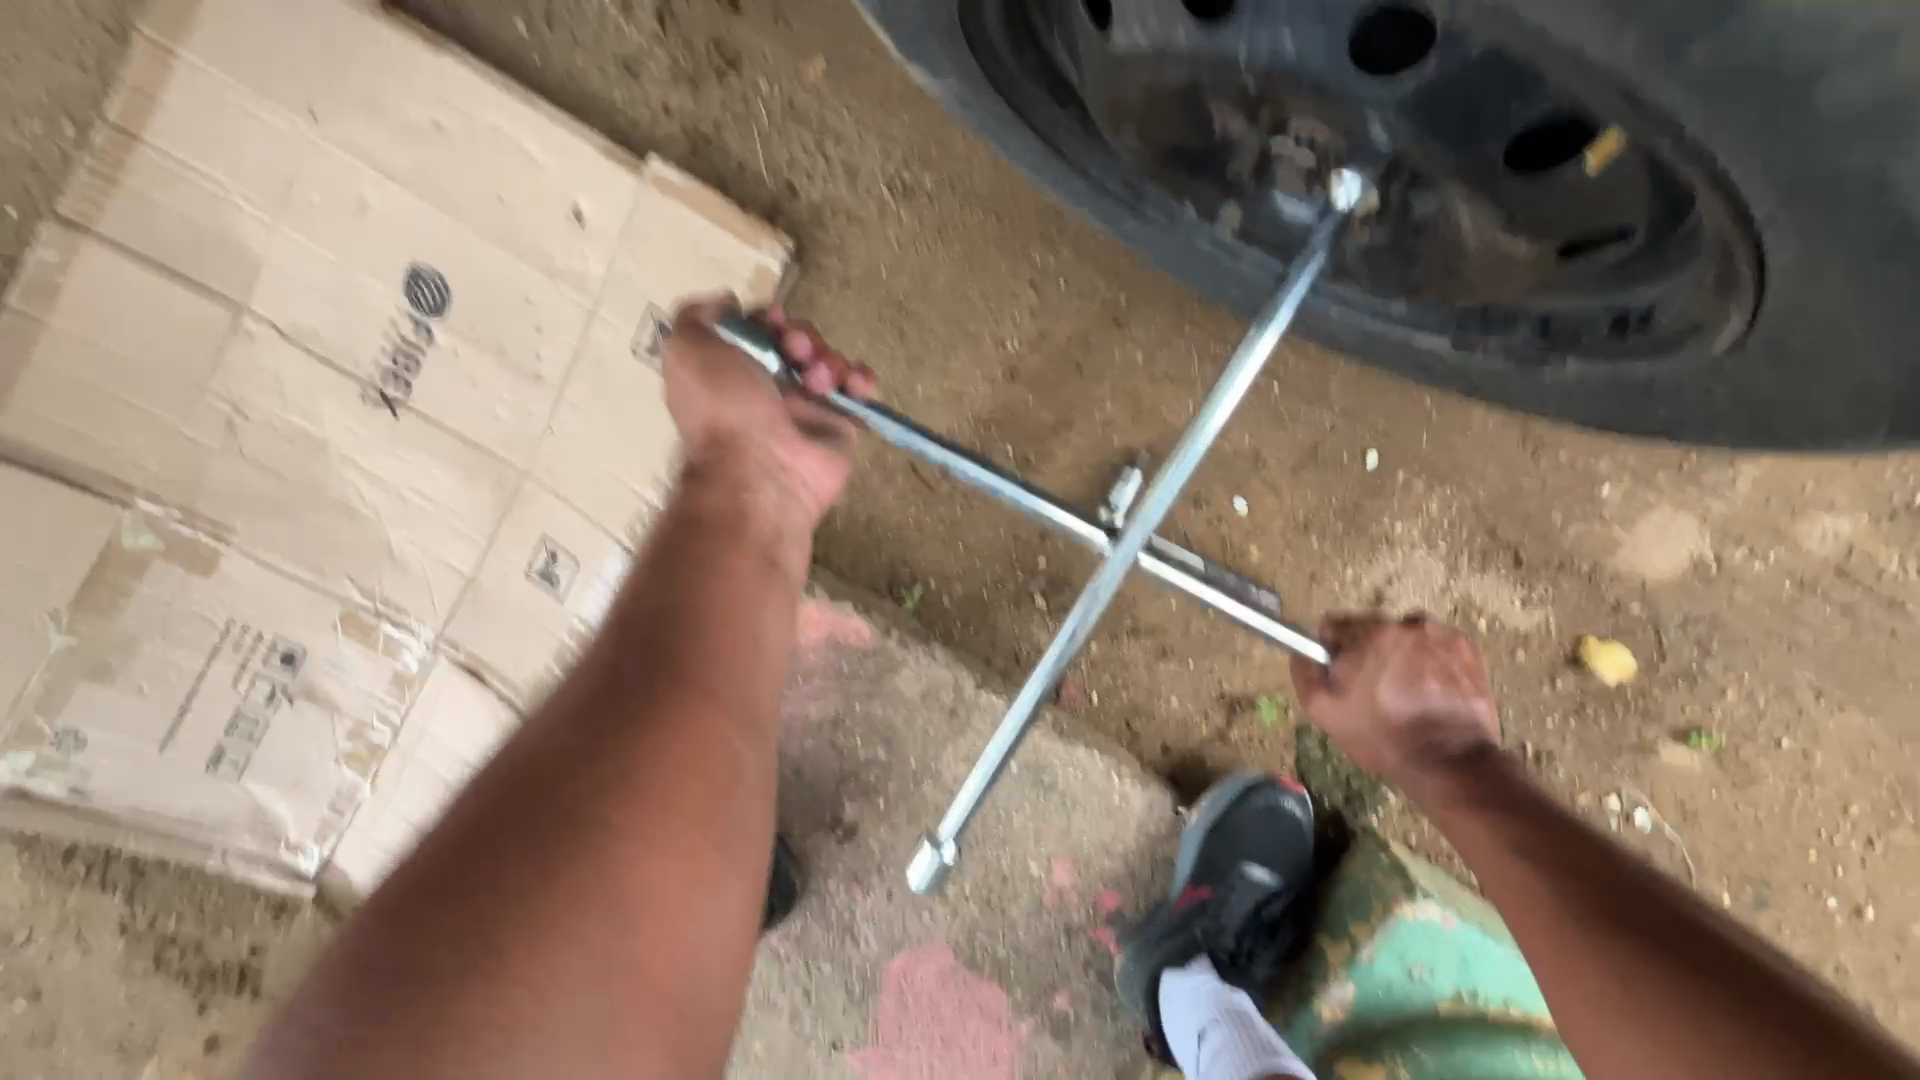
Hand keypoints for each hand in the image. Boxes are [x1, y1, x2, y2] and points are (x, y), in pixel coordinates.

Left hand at [663, 297, 876, 526]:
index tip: (771, 321)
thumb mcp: (687, 350)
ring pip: (828, 361)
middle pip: (797, 341)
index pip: (758, 329)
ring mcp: (807, 406)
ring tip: (819, 380)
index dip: (768, 318)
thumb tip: (726, 303)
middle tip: (797, 350)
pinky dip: (861, 379)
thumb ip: (697, 317)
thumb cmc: (723, 408)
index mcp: (732, 369)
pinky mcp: (839, 424)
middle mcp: (769, 387)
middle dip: (802, 336)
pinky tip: (855, 383)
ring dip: (829, 358)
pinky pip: (858, 391)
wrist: (762, 470)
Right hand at [1289, 614, 1502, 798]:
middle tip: (1376, 689)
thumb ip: (1305, 673)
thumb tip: (1303, 652)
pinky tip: (1432, 690)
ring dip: (1401, 654)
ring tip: (1408, 691)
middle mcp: (1405, 624)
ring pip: (1405, 636)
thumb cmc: (1380, 735)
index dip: (1334, 651)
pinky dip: (1431, 661)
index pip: (1334, 625)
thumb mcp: (1323, 711)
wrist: (1449, 761)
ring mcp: (1441, 635)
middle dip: (1368, 652)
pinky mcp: (1468, 650)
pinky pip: (1436, 646)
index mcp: (1367, 633)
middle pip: (1372, 629)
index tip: (1343, 675)